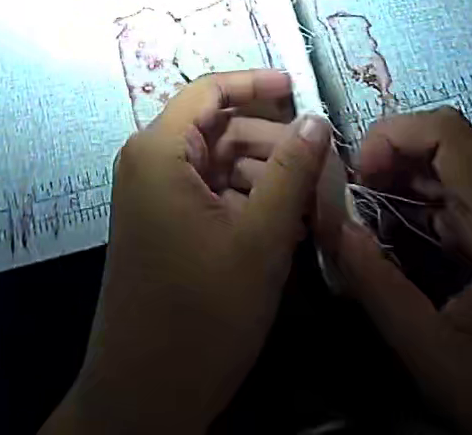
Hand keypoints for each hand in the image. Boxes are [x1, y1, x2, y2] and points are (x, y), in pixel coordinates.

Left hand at [45, 70, 331, 434]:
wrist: (145, 389)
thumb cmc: (201, 310)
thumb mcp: (259, 240)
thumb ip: (290, 173)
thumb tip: (316, 120)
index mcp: (158, 149)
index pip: (208, 91)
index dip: (254, 82)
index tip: (300, 86)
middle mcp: (149, 159)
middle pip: (217, 128)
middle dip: (271, 141)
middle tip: (326, 165)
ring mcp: (153, 191)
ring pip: (217, 162)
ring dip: (264, 174)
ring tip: (316, 202)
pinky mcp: (162, 219)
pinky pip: (208, 190)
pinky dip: (245, 198)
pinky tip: (287, 223)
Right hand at [316, 107, 471, 434]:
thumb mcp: (433, 352)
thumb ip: (374, 281)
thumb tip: (326, 220)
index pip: (448, 133)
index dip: (392, 135)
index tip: (357, 174)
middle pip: (447, 150)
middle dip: (388, 162)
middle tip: (349, 199)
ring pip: (454, 180)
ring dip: (401, 188)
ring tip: (364, 222)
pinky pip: (466, 211)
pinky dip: (422, 213)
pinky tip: (397, 246)